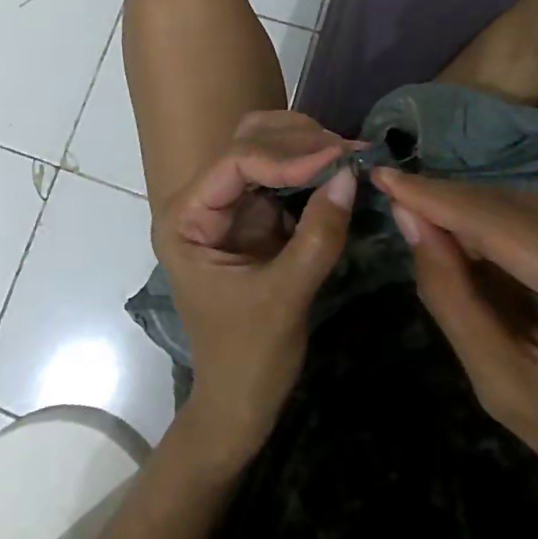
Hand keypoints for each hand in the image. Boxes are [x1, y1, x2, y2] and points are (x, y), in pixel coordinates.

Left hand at [155, 112, 357, 458]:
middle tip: (349, 152)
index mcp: (187, 220)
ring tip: (348, 155)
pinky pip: (285, 173)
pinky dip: (314, 164)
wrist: (243, 396)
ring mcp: (232, 206)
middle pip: (249, 142)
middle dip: (299, 142)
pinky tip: (341, 167)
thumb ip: (317, 236)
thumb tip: (350, 175)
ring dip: (307, 144)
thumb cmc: (250, 355)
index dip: (287, 155)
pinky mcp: (258, 215)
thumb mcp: (286, 297)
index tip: (337, 159)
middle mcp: (204, 201)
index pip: (235, 162)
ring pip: (266, 148)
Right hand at [374, 168, 537, 538]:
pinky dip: (518, 224)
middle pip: (529, 209)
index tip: (384, 177)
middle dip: (459, 208)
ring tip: (452, 247)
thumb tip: (411, 220)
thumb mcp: (508, 390)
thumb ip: (456, 301)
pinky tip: (498, 253)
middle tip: (405, 213)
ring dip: (486, 217)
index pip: (519, 234)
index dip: (447, 201)